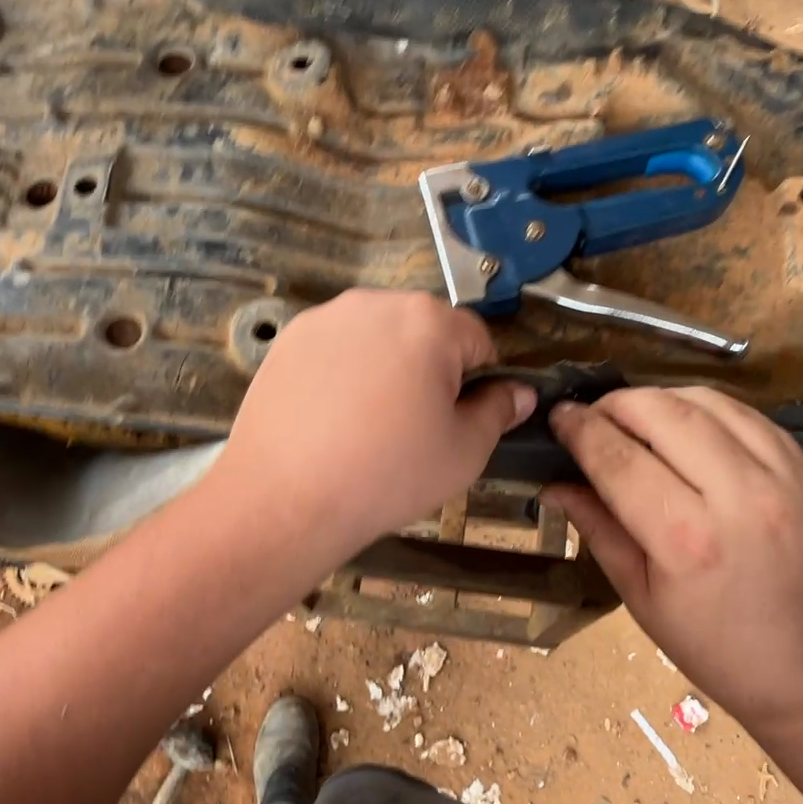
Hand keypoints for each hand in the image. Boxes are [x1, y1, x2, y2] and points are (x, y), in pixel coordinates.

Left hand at [211, 290, 535, 551]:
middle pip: (423, 331)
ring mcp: (324, 319)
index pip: (477, 338)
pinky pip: (334, 351)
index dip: (479, 380)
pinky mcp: (288, 342)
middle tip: (415, 427)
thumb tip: (518, 393)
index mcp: (427, 322)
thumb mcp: (464, 452)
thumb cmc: (385, 476)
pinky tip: (333, 420)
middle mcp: (374, 304)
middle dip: (429, 370)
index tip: (462, 418)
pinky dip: (342, 375)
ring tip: (369, 427)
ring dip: (384, 369)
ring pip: (376, 339)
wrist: (285, 499)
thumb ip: (498, 412)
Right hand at [543, 387, 802, 730]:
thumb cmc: (713, 647)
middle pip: (664, 413)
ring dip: (660, 399)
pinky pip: (748, 415)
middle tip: (592, 416)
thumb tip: (553, 484)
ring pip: (708, 402)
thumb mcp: (640, 597)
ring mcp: (783, 479)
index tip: (558, 417)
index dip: (580, 430)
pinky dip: (706, 409)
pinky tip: (685, 426)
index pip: (619, 459)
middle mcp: (739, 498)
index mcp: (688, 541)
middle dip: (616, 404)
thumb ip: (597, 529)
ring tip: (634, 418)